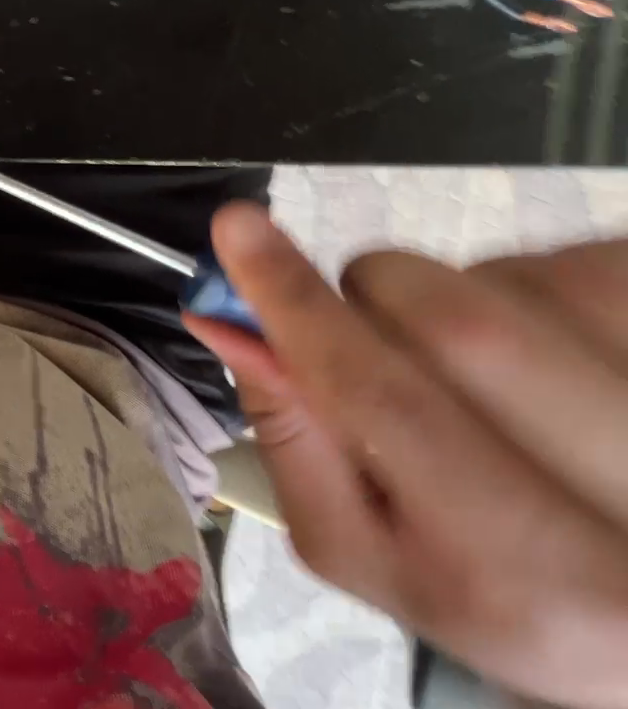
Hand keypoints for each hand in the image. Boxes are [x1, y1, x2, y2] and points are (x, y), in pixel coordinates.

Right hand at [186, 203, 627, 708]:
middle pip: (459, 325)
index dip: (298, 306)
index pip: (385, 401)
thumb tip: (224, 322)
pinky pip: (592, 266)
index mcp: (529, 575)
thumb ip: (286, 434)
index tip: (236, 227)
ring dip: (454, 298)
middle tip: (357, 326)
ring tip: (474, 369)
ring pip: (522, 282)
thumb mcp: (357, 543)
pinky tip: (547, 352)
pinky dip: (532, 286)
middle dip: (371, 297)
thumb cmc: (484, 586)